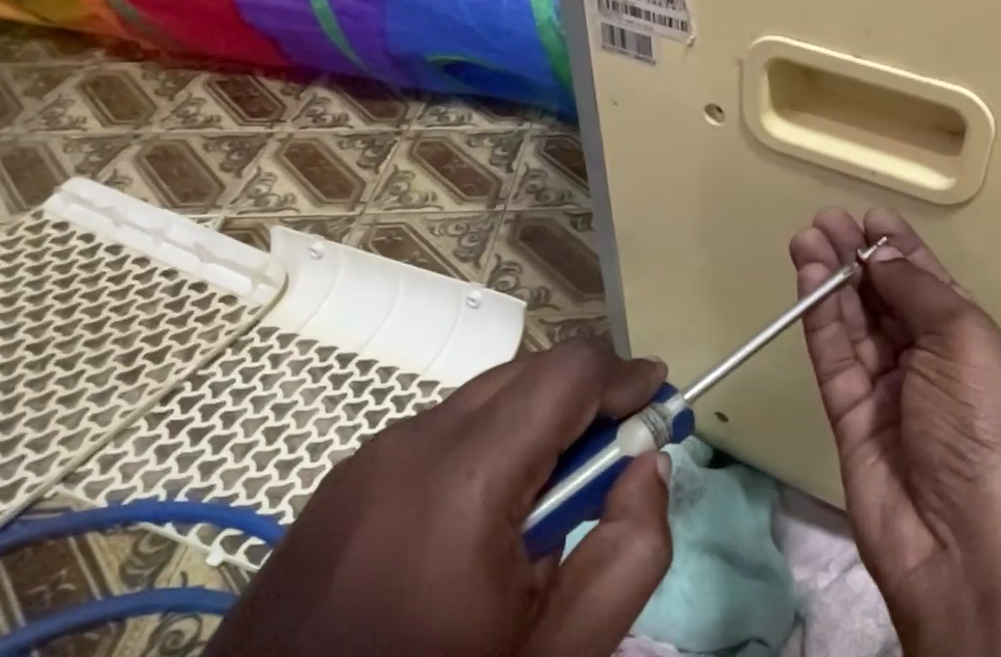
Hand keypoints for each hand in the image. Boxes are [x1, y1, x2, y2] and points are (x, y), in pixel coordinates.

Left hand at [207, 341, 673, 656]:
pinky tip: (487, 521)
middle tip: (623, 453)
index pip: (568, 373)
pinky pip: (438, 435)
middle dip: (588, 398)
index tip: (661, 403)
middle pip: (528, 374)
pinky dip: (486, 448)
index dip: (626, 376)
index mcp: (463, 481)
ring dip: (537, 424)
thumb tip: (648, 465)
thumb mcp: (559, 652)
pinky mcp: (339, 487)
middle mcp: (409, 446)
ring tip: (553, 503)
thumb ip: (629, 550)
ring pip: (482, 401)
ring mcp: (364, 463)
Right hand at [791, 209, 1000, 655]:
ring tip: (808, 235)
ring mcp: (891, 394)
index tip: (870, 216)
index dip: (903, 250)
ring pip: (856, 324)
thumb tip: (882, 253)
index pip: (934, 287)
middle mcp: (935, 366)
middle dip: (860, 257)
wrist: (971, 552)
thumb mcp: (971, 344)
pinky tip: (806, 276)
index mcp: (978, 348)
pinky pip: (834, 358)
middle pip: (890, 301)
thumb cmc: (990, 432)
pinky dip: (819, 317)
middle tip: (827, 218)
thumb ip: (921, 293)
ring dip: (833, 279)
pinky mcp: (851, 420)